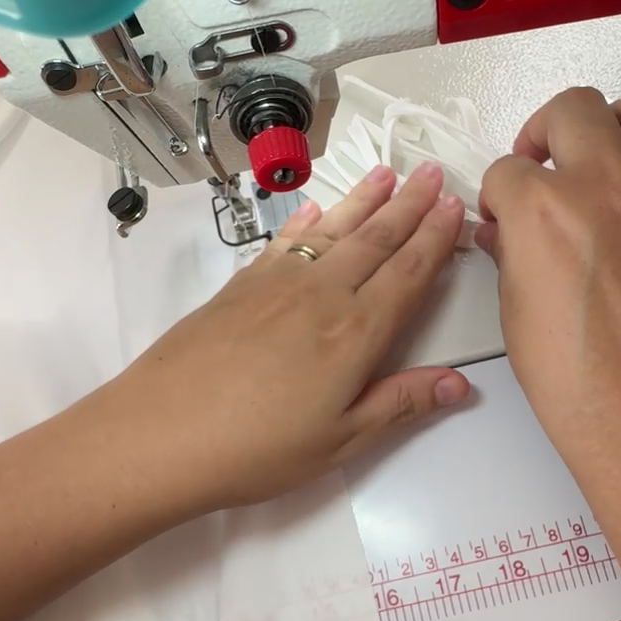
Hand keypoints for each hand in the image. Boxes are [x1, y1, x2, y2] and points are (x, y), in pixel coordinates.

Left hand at [90, 161, 469, 516]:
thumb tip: (461, 383)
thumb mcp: (341, 440)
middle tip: (433, 172)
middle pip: (375, 240)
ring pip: (331, 230)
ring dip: (363, 201)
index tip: (455, 205)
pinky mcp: (238, 287)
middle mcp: (320, 294)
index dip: (435, 238)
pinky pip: (283, 242)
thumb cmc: (257, 449)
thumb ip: (402, 404)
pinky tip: (314, 210)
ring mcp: (275, 284)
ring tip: (386, 174)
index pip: (408, 273)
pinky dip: (305, 222)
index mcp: (355, 332)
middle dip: (409, 204)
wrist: (159, 435)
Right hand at [476, 90, 620, 469]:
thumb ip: (510, 255)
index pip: (507, 172)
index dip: (497, 195)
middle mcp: (605, 185)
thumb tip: (505, 234)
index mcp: (543, 209)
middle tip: (543, 162)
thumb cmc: (571, 377)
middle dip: (546, 130)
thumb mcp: (515, 312)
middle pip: (572, 110)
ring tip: (609, 152)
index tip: (500, 217)